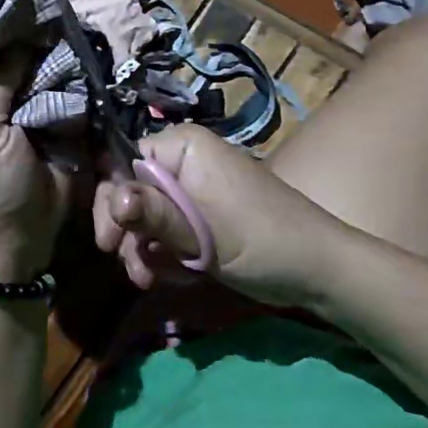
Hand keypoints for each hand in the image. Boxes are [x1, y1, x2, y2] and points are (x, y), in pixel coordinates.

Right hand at [92, 124, 340, 305]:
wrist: (318, 269)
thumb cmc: (263, 243)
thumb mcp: (204, 235)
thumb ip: (156, 215)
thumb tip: (113, 198)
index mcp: (184, 147)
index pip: (125, 164)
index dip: (113, 202)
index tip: (110, 244)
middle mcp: (185, 159)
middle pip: (132, 191)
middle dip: (130, 235)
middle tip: (137, 273)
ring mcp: (194, 185)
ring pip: (147, 215)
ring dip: (148, 251)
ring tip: (159, 280)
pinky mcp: (203, 211)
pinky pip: (169, 227)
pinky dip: (168, 253)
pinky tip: (182, 274)